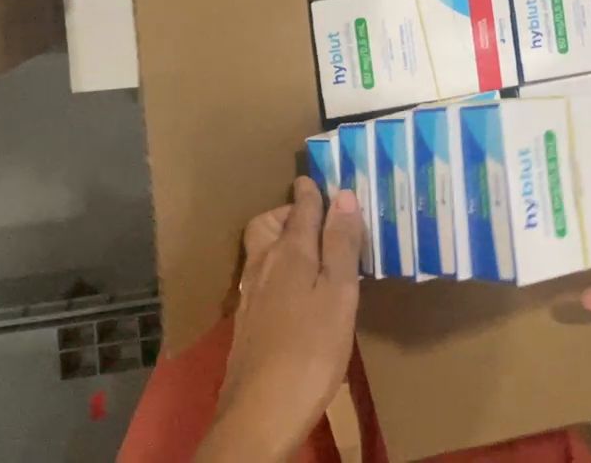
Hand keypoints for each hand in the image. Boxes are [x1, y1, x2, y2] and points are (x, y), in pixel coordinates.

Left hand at [198, 177, 365, 462]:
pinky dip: (275, 268)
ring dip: (278, 239)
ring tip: (305, 249)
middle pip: (266, 225)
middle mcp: (263, 267)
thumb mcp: (338, 293)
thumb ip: (340, 244)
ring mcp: (250, 297)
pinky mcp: (246, 324)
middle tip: (310, 215)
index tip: (315, 177)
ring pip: (260, 252)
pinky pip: (259, 277)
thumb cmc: (310, 349)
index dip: (311, 192)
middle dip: (286, 212)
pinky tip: (290, 292)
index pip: (300, 210)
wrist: (260, 413)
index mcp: (289, 253)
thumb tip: (343, 194)